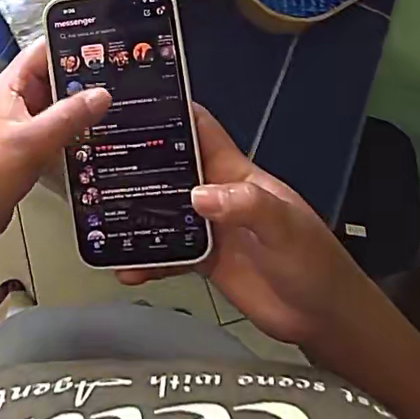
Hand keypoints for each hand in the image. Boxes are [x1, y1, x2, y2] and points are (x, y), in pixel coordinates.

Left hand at [0, 39, 109, 252]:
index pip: (42, 51)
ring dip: (79, 105)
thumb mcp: (30, 142)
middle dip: (83, 76)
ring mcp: (18, 125)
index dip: (71, 44)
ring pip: (55, 105)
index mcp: (8, 88)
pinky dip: (72, 129)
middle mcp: (13, 101)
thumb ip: (68, 117)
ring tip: (117, 102)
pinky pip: (53, 129)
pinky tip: (95, 135)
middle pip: (52, 77)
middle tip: (120, 74)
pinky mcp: (24, 148)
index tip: (104, 43)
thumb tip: (102, 94)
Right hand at [117, 104, 376, 347]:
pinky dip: (146, 259)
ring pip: (163, 210)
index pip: (201, 129)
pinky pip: (168, 254)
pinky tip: (124, 268)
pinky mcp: (204, 260)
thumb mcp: (285, 227)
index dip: (173, 110)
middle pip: (171, 167)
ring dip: (135, 212)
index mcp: (235, 172)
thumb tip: (196, 195)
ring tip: (98, 214)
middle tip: (95, 158)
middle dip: (139, 160)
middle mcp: (216, 193)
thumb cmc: (313, 260)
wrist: (324, 317)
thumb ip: (247, 206)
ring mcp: (208, 226)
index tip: (134, 101)